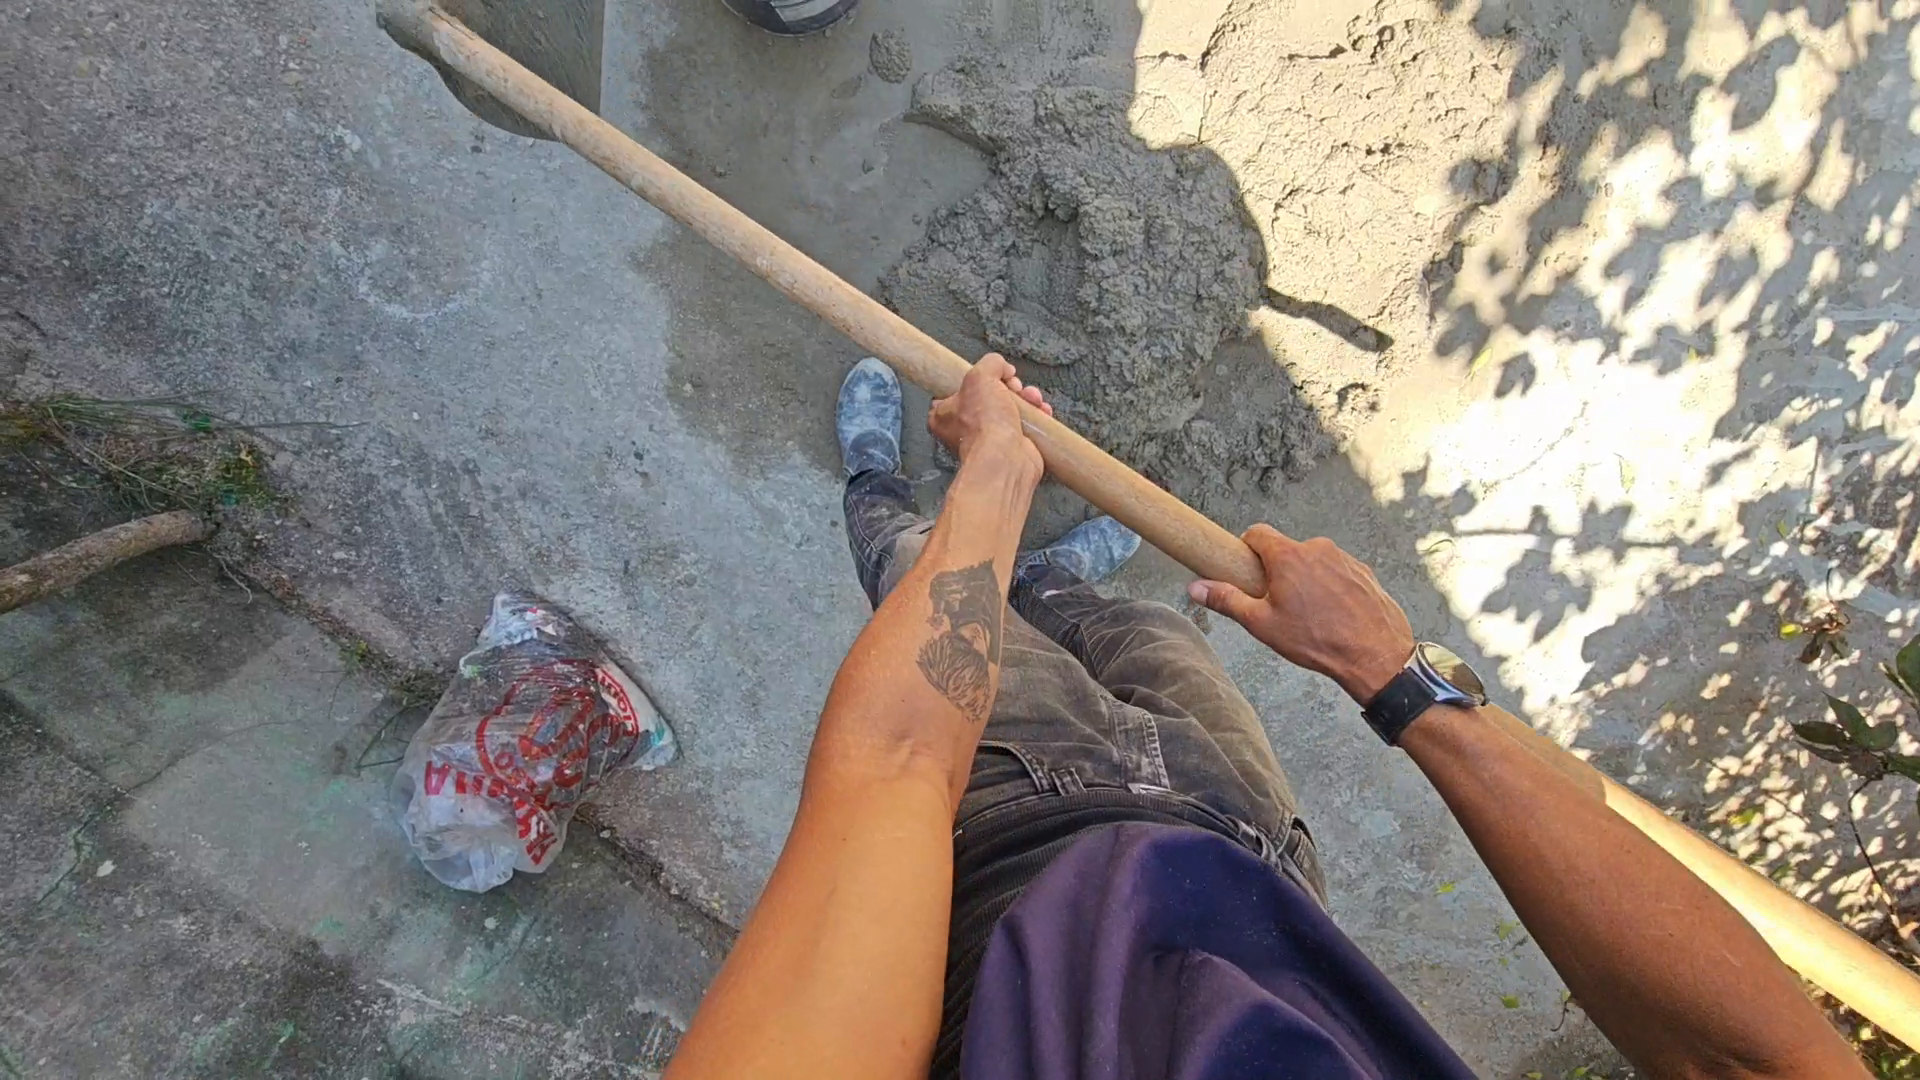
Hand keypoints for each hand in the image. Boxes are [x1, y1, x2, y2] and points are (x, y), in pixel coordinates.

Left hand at [928, 353, 1050, 475]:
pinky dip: (1037, 416)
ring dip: (1027, 399)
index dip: (979, 379)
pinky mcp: (1013, 448)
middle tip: (1014, 388)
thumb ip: (990, 363)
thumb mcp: (980, 376)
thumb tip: (1002, 366)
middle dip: (1010, 388)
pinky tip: (1041, 411)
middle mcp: (965, 430)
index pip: (959, 389)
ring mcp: (990, 440)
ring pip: (1011, 409)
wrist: (1005, 460)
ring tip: (1032, 399)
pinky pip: (1027, 425)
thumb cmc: (983, 425)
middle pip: (991, 396)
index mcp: (945, 415)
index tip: (992, 375)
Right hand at [1188, 525, 1413, 703]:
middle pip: (1285, 549)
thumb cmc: (1318, 640)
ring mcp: (1344, 559)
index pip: (1257, 533)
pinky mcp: (1364, 572)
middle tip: (1275, 602)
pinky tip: (1331, 614)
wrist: (1376, 656)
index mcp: (1288, 556)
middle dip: (1276, 570)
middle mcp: (1317, 549)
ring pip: (1312, 561)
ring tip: (1307, 613)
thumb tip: (1196, 588)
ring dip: (1304, 579)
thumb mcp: (1261, 624)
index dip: (1246, 548)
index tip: (1245, 567)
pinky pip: (1336, 571)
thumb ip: (1226, 600)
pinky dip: (1329, 586)